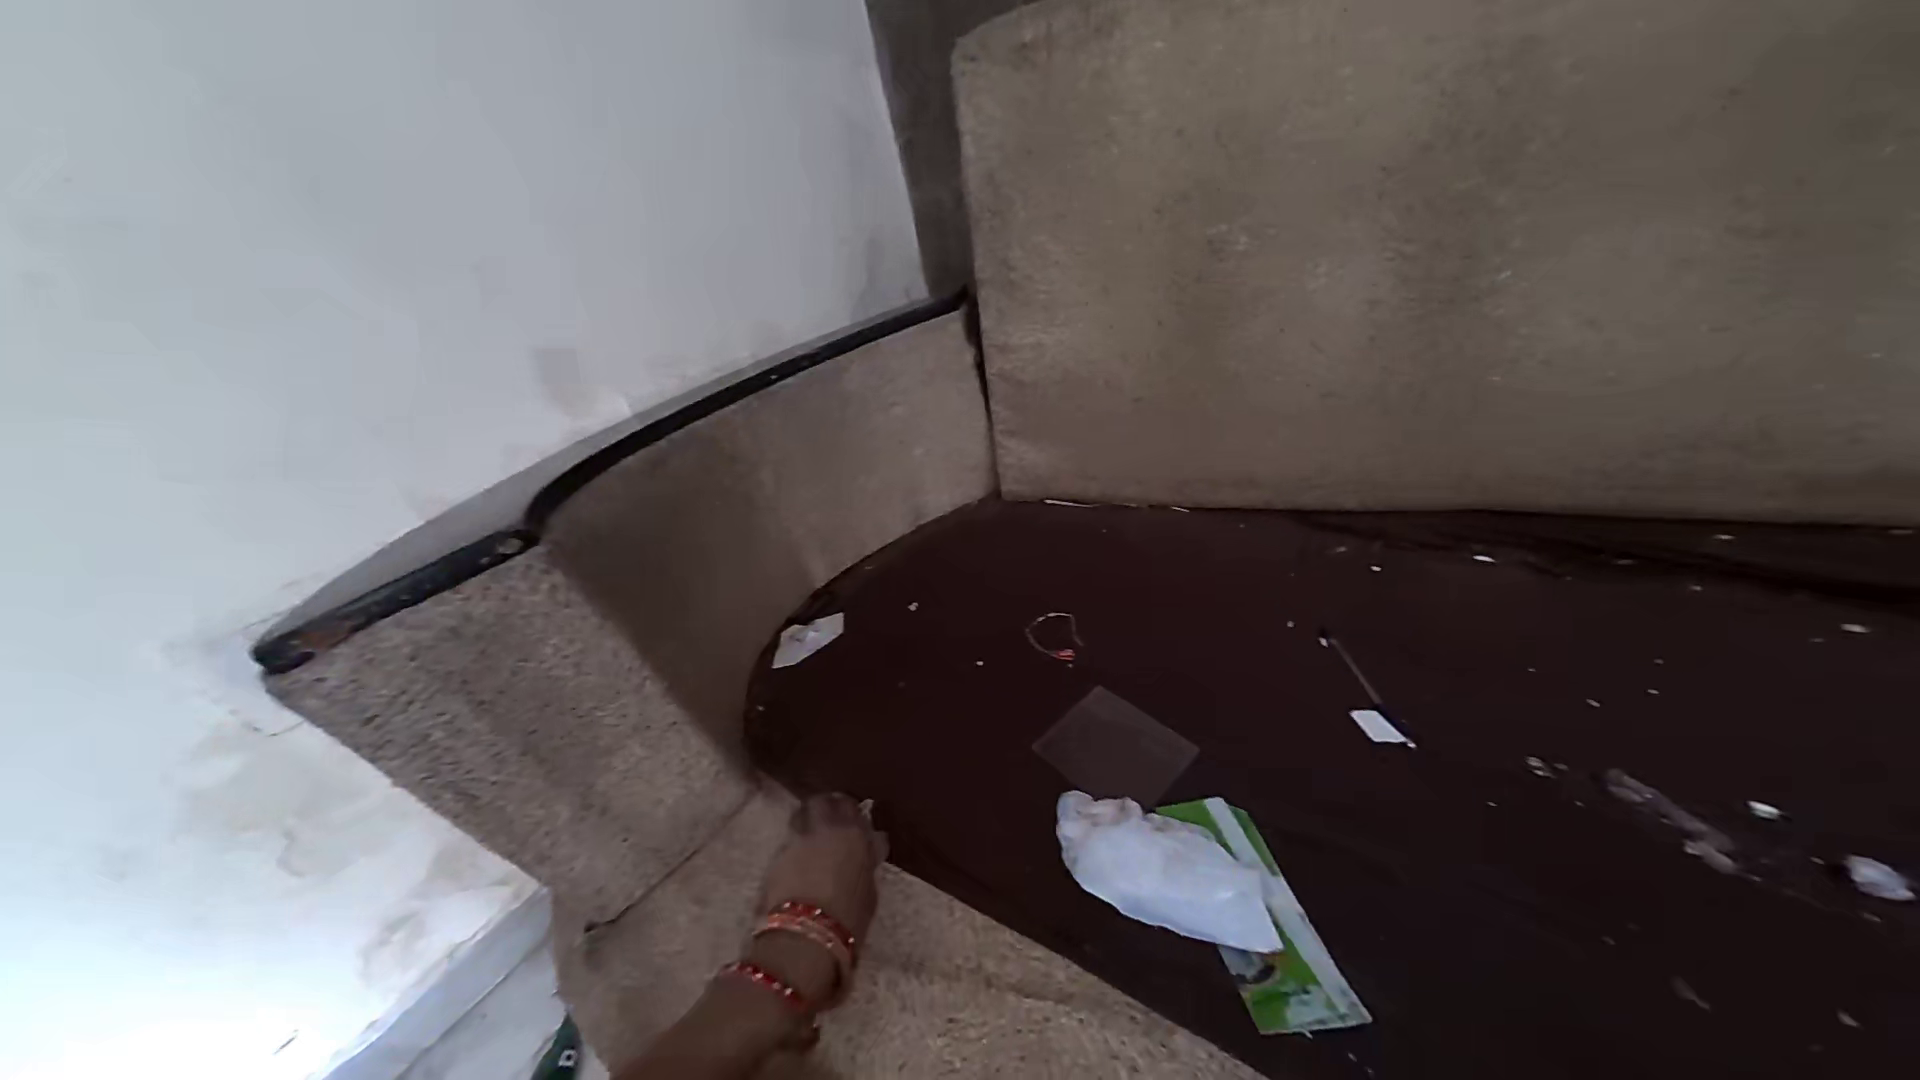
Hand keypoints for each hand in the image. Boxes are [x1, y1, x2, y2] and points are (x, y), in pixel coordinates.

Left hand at [758, 793, 887, 941]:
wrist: (805, 937)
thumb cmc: (848, 918)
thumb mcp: (869, 890)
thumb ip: (868, 861)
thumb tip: (870, 847)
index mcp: (854, 834)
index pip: (852, 806)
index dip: (851, 812)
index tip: (852, 819)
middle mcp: (826, 829)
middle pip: (823, 801)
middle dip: (827, 806)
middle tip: (830, 819)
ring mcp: (799, 840)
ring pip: (801, 814)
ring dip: (807, 820)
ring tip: (810, 836)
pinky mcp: (777, 856)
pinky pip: (789, 840)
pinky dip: (794, 845)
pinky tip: (796, 861)